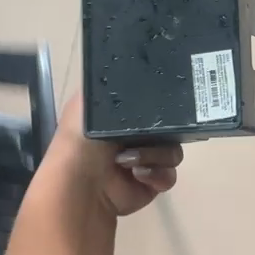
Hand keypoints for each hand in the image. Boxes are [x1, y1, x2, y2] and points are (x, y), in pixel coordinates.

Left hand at [39, 94, 183, 218]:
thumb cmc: (81, 143)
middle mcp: (134, 138)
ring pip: (173, 151)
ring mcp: (146, 161)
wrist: (82, 187)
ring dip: (155, 155)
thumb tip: (133, 68)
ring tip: (131, 162)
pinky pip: (171, 174)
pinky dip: (157, 175)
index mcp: (119, 119)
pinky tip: (139, 176)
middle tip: (149, 134)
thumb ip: (113, 85)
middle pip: (170, 127)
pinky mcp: (152, 183)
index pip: (151, 105)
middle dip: (163, 132)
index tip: (163, 104)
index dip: (159, 104)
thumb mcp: (90, 103)